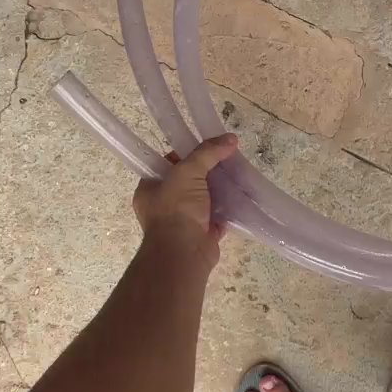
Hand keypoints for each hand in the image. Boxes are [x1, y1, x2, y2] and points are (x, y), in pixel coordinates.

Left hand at [132, 133, 238, 264]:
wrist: (185, 253)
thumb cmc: (176, 209)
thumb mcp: (188, 172)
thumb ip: (208, 153)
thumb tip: (231, 138)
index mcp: (150, 188)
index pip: (167, 164)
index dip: (186, 154)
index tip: (206, 148)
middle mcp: (164, 204)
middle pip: (189, 181)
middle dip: (208, 172)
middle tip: (227, 160)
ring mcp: (184, 220)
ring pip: (204, 198)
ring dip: (220, 189)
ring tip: (237, 174)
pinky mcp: (203, 232)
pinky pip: (217, 215)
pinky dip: (228, 208)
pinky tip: (241, 196)